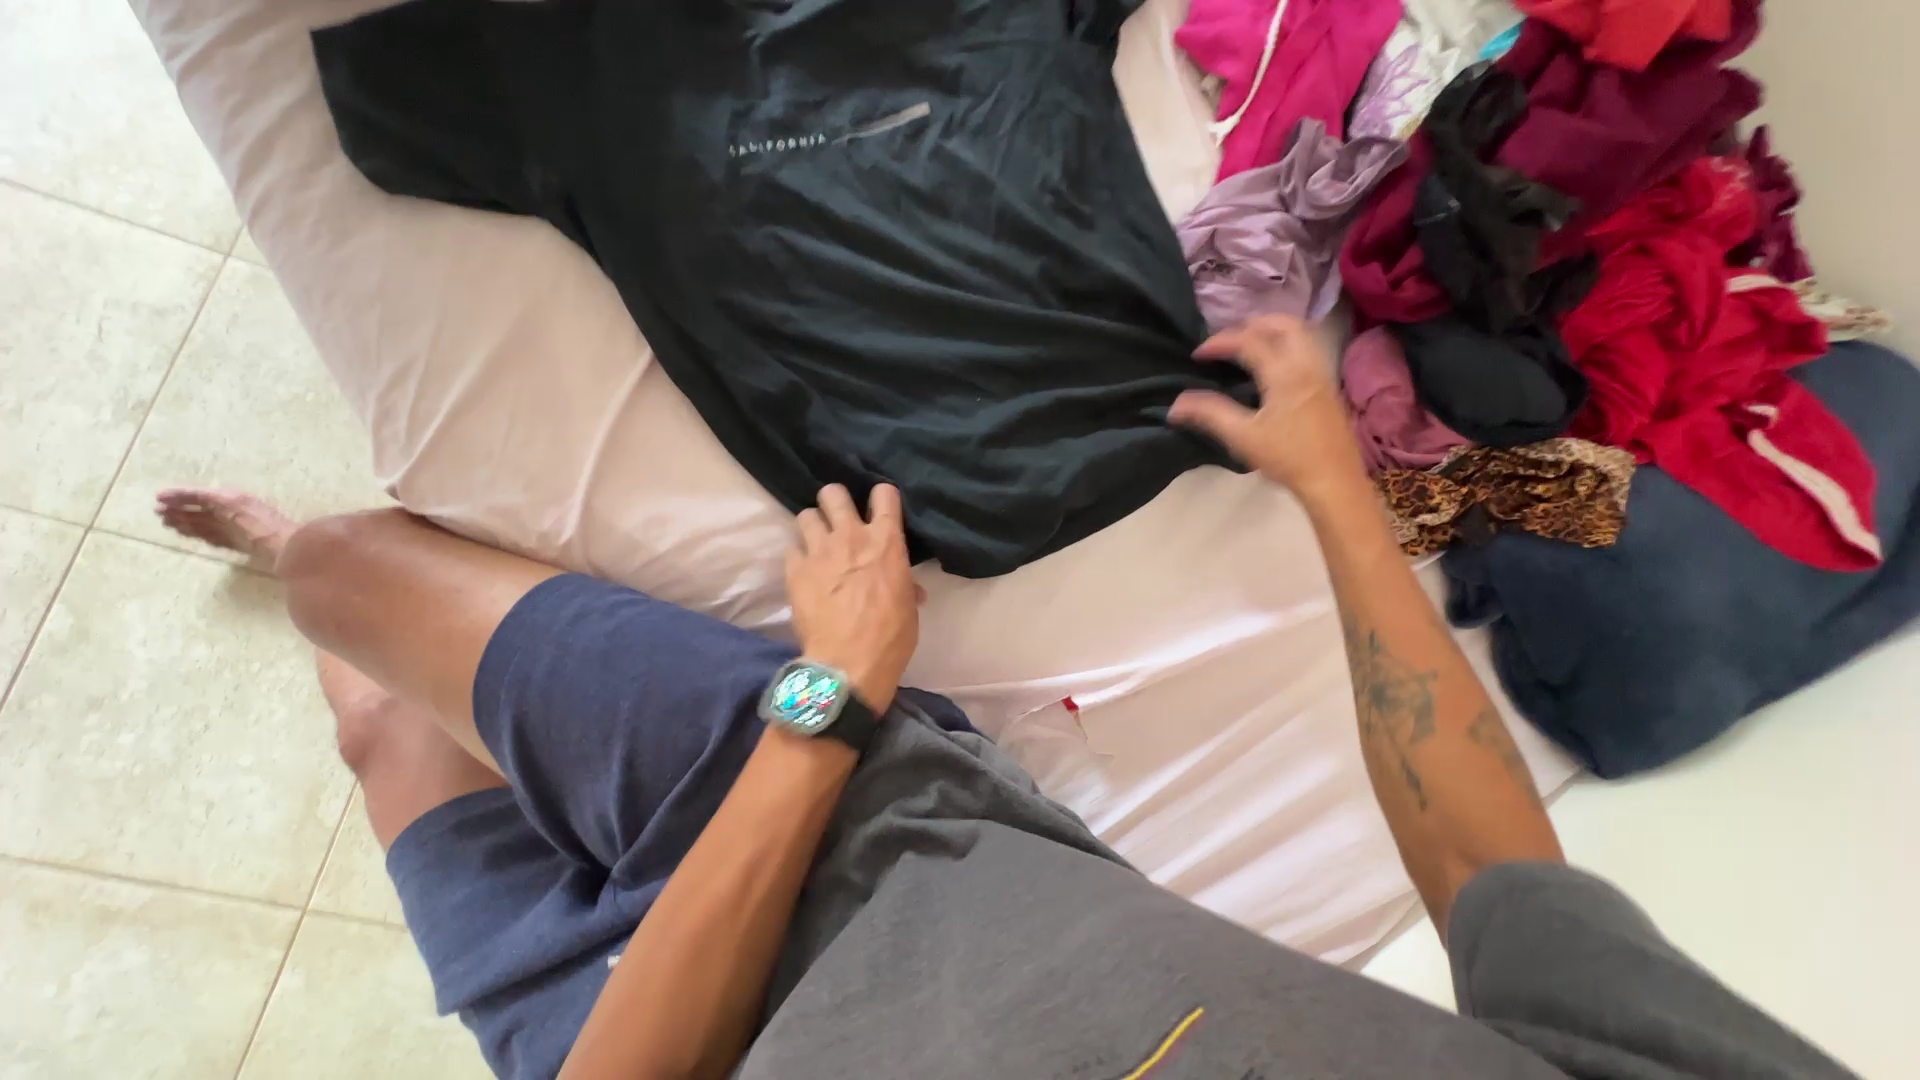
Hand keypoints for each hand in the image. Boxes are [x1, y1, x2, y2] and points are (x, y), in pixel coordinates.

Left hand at [785, 483, 918, 713]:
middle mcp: (850, 536)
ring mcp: (819, 551)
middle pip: (833, 493)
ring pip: (806, 515)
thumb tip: (911, 588)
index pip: (884, 494)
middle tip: (837, 519)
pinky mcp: (795, 571)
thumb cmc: (890, 637)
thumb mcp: (908, 607)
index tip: (879, 508)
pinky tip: (804, 571)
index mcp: (886, 542)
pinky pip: (790, 549)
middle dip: (835, 502)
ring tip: (816, 543)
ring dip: (813, 527)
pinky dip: (797, 557)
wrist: (849, 663)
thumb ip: (905, 585)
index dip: (881, 498)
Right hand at [1169, 316, 1370, 506]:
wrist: (1334, 480)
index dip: (1219, 342)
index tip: (1197, 355)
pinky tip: (1272, 365)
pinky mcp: (1328, 386)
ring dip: (1271, 331)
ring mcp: (1321, 373)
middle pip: (1282, 324)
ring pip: (1300, 333)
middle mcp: (1306, 364)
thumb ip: (1209, 415)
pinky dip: (1286, 343)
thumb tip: (1175, 405)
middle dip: (1250, 325)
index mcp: (1284, 374)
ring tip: (1247, 346)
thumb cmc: (1288, 458)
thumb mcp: (1242, 438)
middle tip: (1226, 340)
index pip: (1249, 342)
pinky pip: (1308, 347)